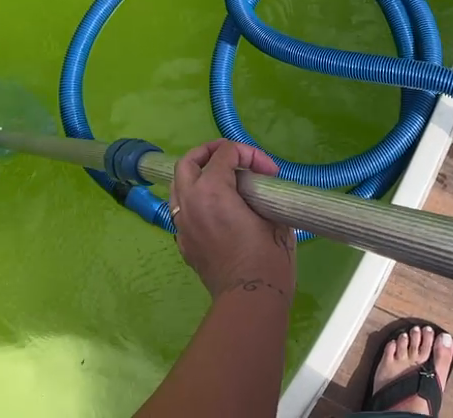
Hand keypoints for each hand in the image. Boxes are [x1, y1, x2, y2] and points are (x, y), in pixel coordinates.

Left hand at [170, 139, 295, 302]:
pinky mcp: (183, 244)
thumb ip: (263, 193)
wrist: (251, 301)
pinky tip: (215, 208)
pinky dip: (195, 200)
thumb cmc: (267, 258)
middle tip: (232, 156)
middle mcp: (189, 203)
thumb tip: (262, 187)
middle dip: (210, 152)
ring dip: (198, 175)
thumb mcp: (274, 216)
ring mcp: (182, 225)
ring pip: (178, 186)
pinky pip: (182, 211)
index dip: (250, 154)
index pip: (224, 154)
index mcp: (211, 191)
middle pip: (188, 162)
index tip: (269, 171)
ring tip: (220, 178)